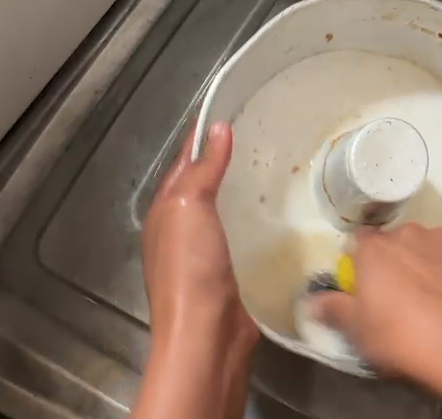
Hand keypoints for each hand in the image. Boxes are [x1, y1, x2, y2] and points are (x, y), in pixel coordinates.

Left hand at [141, 122, 258, 353]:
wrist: (205, 335)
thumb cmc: (191, 267)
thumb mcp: (190, 208)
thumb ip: (204, 169)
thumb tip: (218, 128)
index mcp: (165, 210)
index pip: (184, 160)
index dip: (202, 134)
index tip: (230, 106)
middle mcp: (180, 228)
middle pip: (202, 182)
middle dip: (224, 157)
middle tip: (262, 130)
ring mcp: (204, 251)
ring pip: (223, 205)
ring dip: (241, 185)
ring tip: (275, 163)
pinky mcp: (229, 268)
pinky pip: (241, 229)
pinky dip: (254, 213)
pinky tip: (276, 208)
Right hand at [308, 224, 441, 382]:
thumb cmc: (399, 334)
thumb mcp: (357, 329)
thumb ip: (332, 308)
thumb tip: (311, 300)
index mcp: (373, 247)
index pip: (356, 240)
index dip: (355, 260)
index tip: (358, 283)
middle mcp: (405, 232)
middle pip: (389, 241)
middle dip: (386, 260)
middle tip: (388, 294)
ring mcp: (437, 239)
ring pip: (417, 245)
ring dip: (414, 261)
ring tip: (419, 295)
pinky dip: (438, 267)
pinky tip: (441, 294)